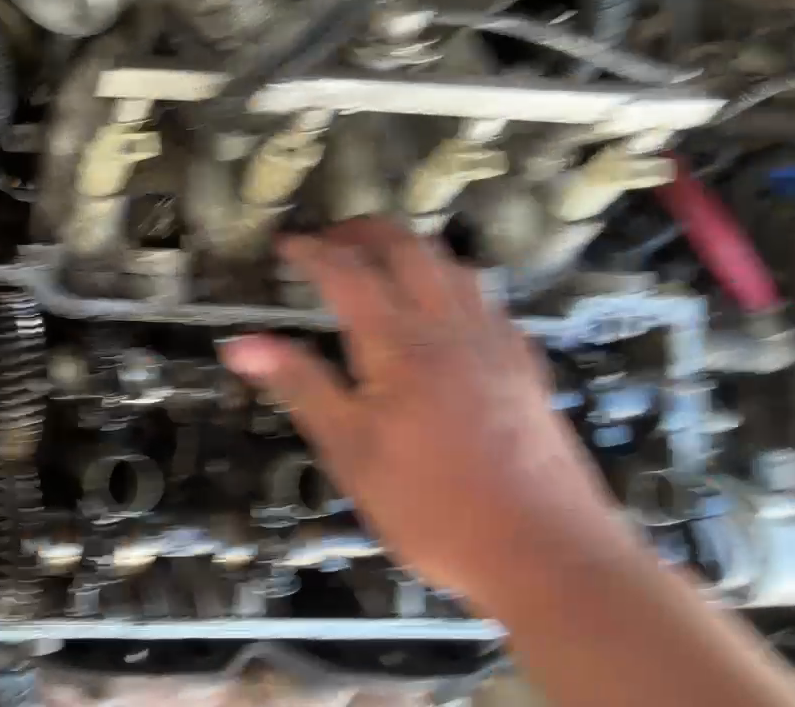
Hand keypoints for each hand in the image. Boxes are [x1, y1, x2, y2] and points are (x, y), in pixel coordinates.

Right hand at [221, 218, 638, 604]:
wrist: (554, 561)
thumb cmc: (435, 507)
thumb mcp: (349, 449)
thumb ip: (298, 385)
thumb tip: (239, 344)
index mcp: (400, 343)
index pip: (346, 273)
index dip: (310, 251)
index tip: (283, 244)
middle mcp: (451, 329)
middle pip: (408, 250)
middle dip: (364, 233)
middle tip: (329, 239)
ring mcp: (497, 346)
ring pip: (454, 268)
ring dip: (411, 250)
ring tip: (380, 262)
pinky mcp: (527, 371)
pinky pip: (488, 302)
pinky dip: (453, 284)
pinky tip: (447, 311)